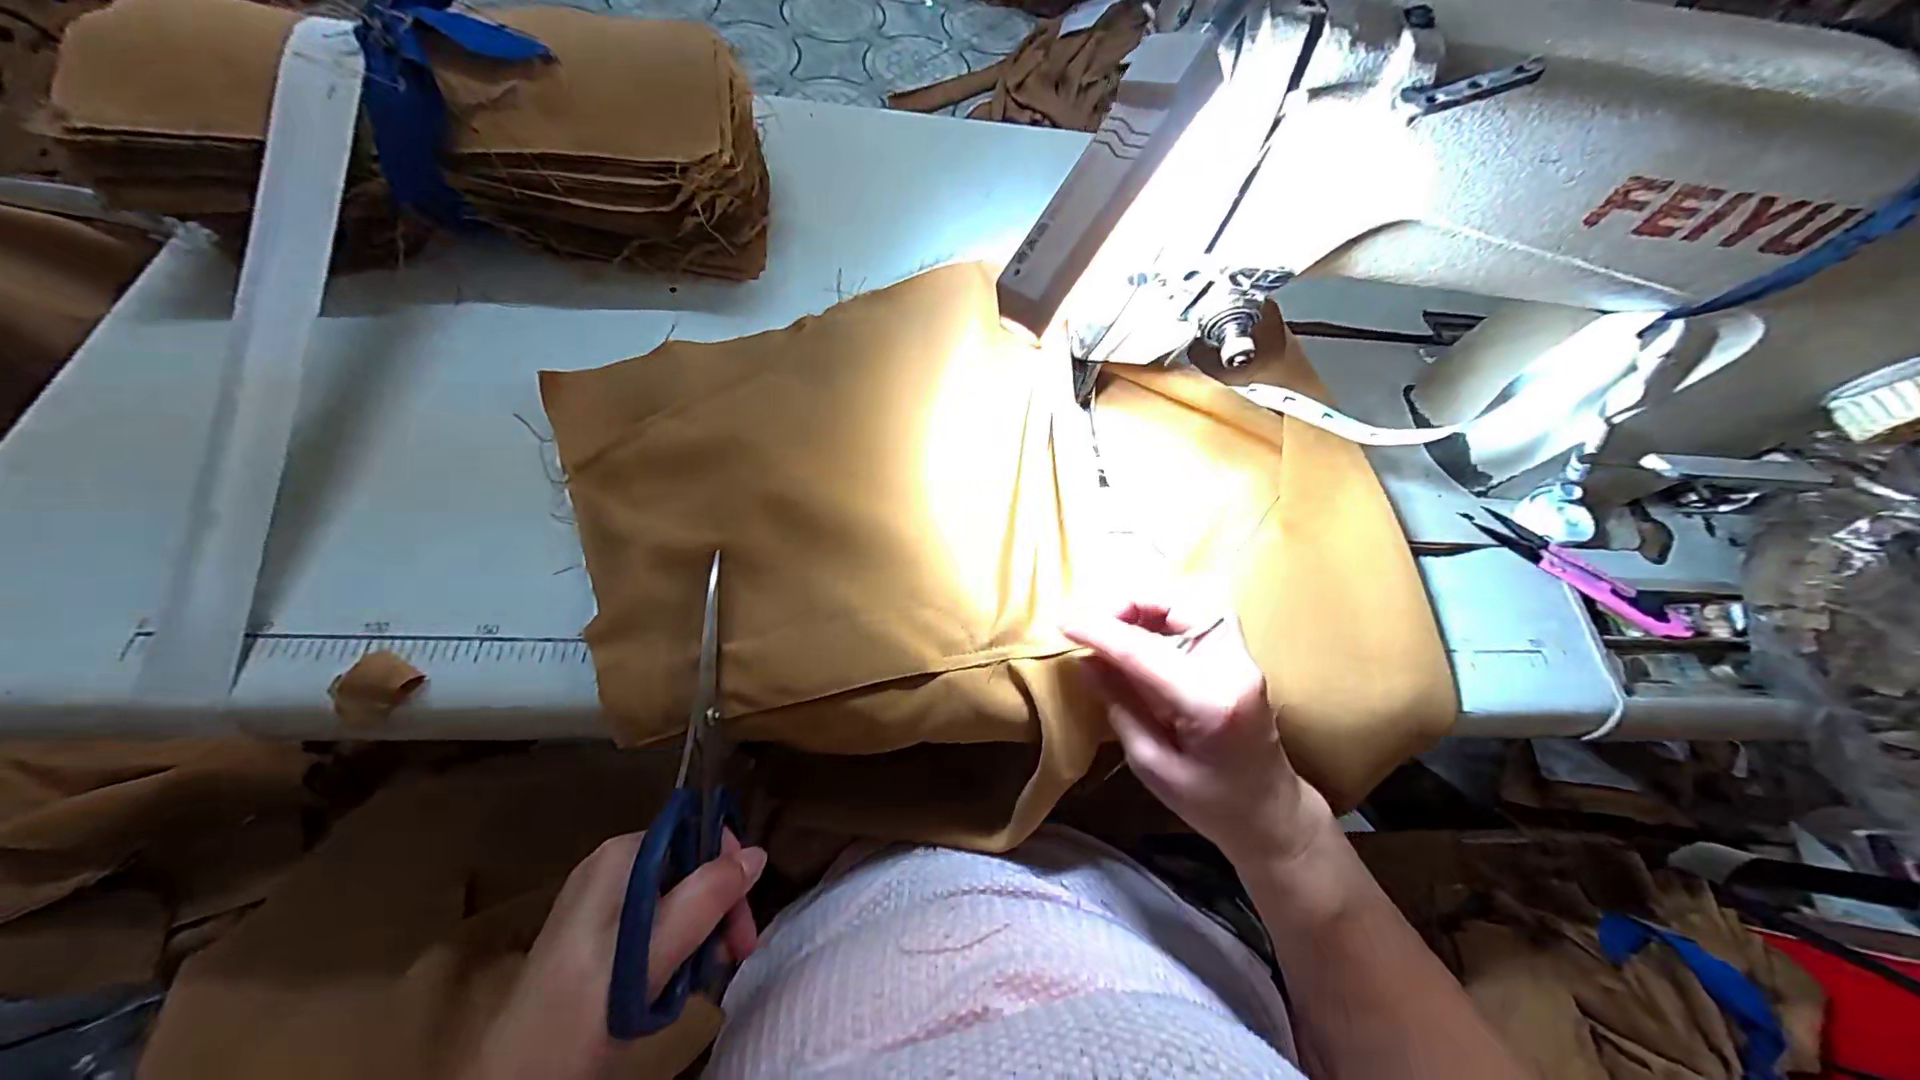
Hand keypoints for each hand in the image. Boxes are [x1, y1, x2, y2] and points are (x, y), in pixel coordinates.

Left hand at [465, 829, 766, 1079]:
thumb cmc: (579, 1014)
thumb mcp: (651, 955)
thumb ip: (706, 898)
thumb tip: (756, 853)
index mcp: (620, 857)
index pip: (696, 831)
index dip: (728, 866)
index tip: (742, 918)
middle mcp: (613, 868)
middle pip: (690, 866)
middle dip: (720, 907)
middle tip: (734, 954)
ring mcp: (603, 902)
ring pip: (679, 897)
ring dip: (702, 933)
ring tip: (703, 976)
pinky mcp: (599, 935)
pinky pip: (658, 923)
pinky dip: (678, 948)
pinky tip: (677, 981)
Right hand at [1063, 590, 1333, 866]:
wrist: (1271, 814)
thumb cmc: (1210, 803)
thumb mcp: (1151, 764)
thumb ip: (1119, 705)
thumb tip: (1086, 659)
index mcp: (1209, 703)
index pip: (1143, 650)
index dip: (1098, 631)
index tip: (1063, 623)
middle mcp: (1233, 668)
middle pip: (1181, 605)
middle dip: (1130, 604)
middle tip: (1094, 623)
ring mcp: (1243, 658)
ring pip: (1195, 600)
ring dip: (1150, 603)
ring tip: (1115, 624)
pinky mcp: (1241, 656)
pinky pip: (1202, 613)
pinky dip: (1167, 611)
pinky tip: (1143, 631)